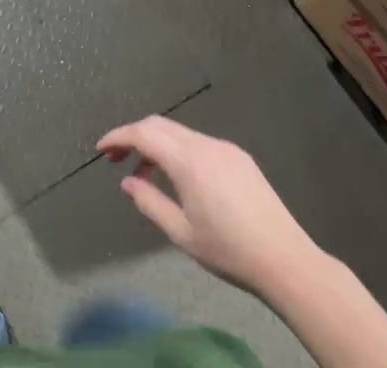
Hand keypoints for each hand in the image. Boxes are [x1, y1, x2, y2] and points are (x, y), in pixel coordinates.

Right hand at [98, 116, 318, 295]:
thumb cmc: (228, 251)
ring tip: (145, 176)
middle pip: (161, 125)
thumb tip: (128, 183)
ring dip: (157, 145)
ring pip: (180, 133)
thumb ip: (150, 203)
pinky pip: (199, 144)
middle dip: (134, 136)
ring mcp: (226, 149)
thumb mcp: (181, 233)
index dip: (118, 137)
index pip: (144, 134)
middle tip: (116, 160)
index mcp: (189, 162)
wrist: (285, 260)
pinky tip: (178, 179)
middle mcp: (207, 145)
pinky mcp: (240, 158)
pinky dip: (178, 151)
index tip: (101, 149)